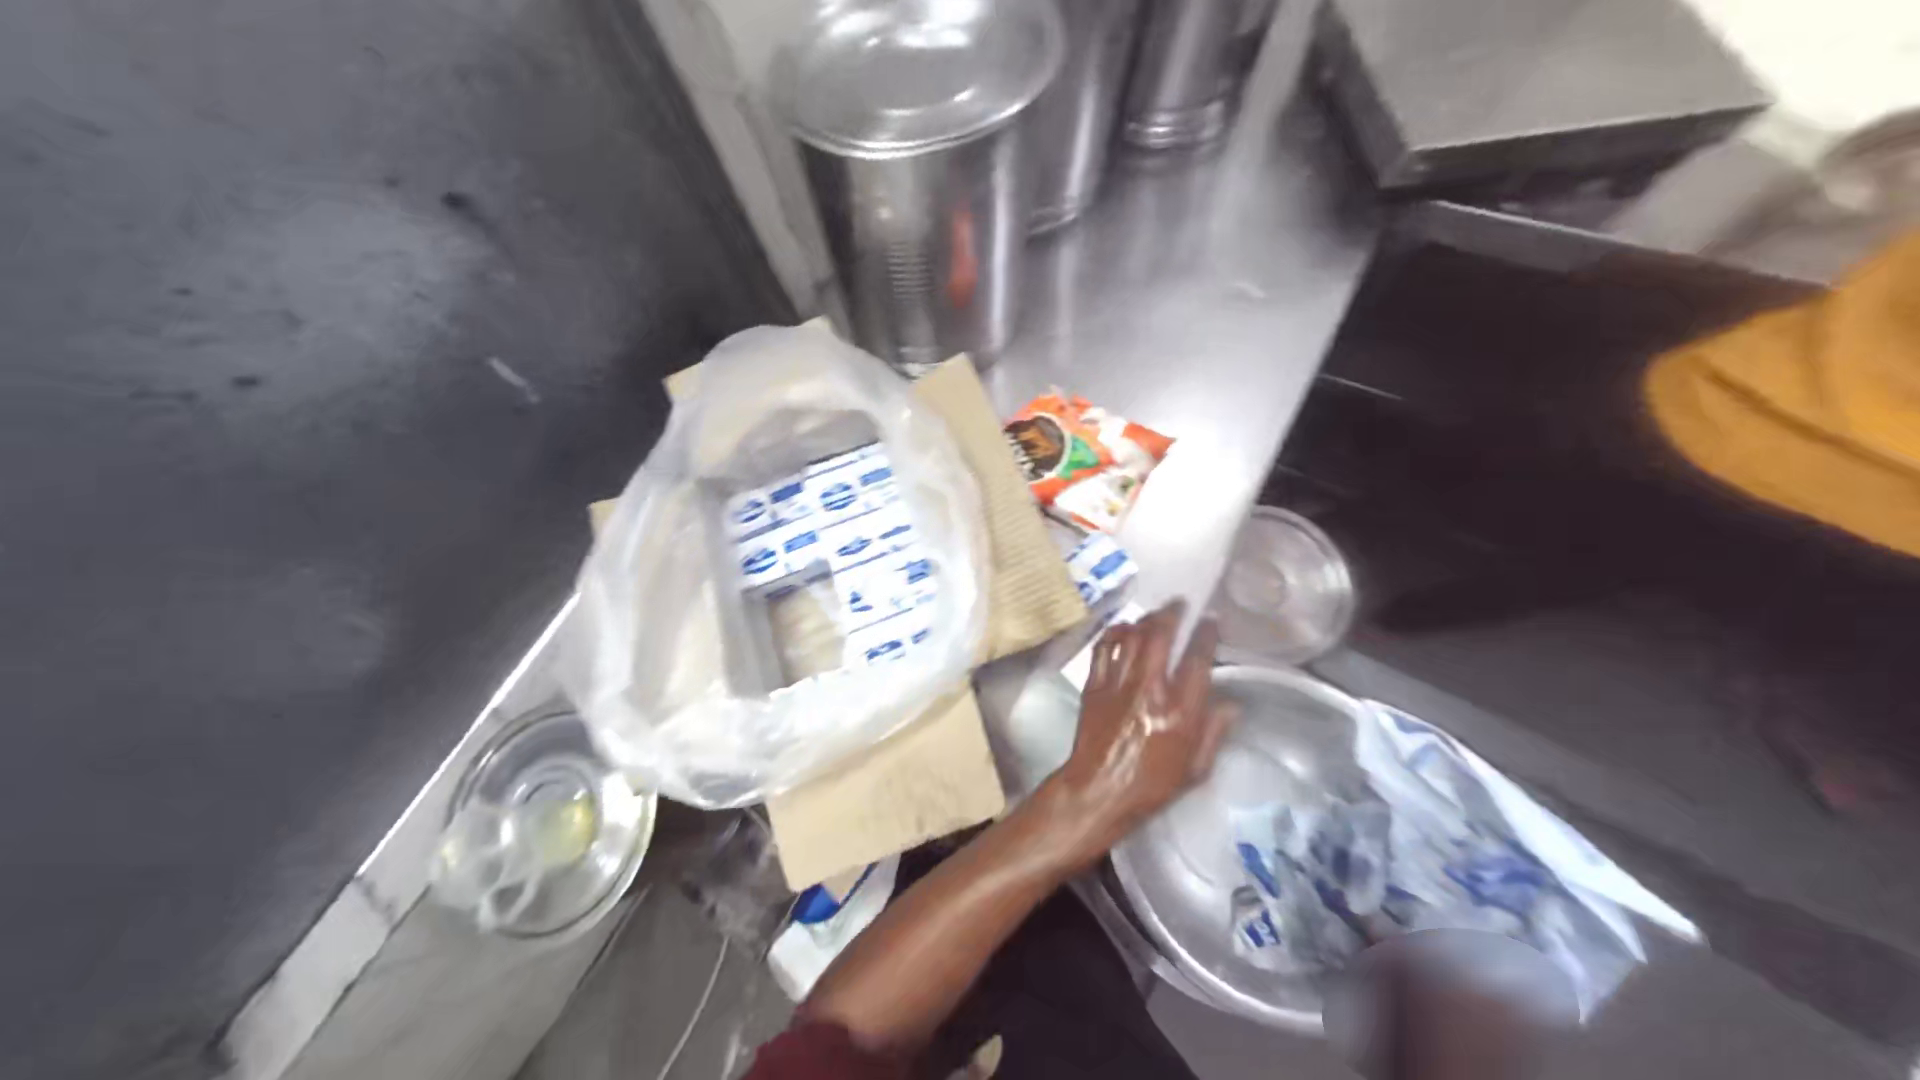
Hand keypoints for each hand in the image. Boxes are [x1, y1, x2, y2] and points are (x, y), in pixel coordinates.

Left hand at [1036, 600, 1236, 869]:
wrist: (1099, 790)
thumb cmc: (1152, 785)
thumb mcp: (1196, 767)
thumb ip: (1215, 731)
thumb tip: (1230, 703)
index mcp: (1179, 711)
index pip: (1196, 660)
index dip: (1206, 634)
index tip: (1211, 620)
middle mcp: (1148, 690)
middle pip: (1159, 636)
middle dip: (1172, 614)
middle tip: (1179, 603)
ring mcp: (1117, 684)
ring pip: (1131, 637)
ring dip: (1145, 619)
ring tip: (1155, 613)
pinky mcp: (1094, 686)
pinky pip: (1103, 649)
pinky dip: (1113, 634)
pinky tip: (1122, 629)